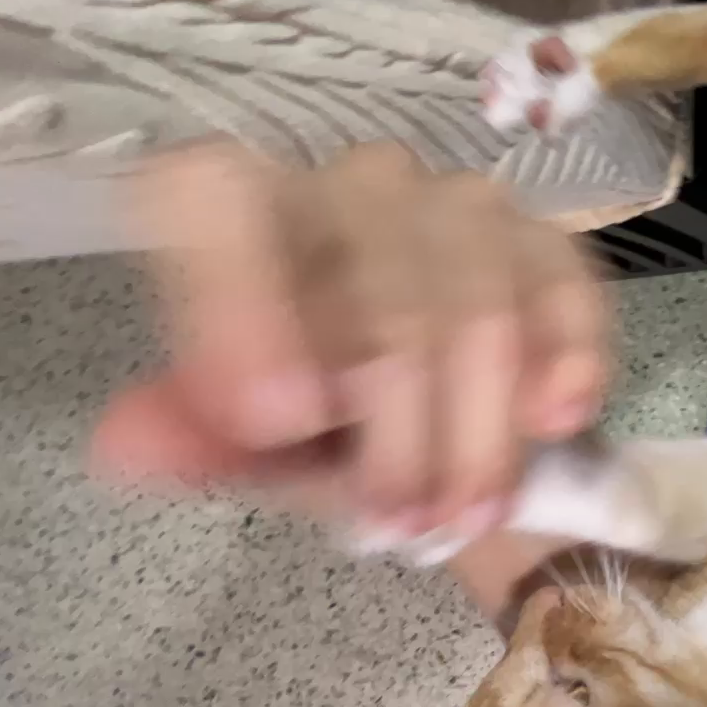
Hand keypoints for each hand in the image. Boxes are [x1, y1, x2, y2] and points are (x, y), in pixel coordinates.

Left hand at [90, 142, 610, 539]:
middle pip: (381, 293)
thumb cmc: (350, 425)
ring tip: (474, 513)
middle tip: (404, 521)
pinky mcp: (557, 250)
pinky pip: (571, 298)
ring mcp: (473, 212)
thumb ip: (206, 441)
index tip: (282, 425)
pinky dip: (569, 364)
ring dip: (482, 431)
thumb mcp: (268, 447)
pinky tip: (556, 422)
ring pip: (483, 310)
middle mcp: (362, 185)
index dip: (243, 308)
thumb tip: (136, 444)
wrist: (466, 427)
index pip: (213, 202)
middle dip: (401, 429)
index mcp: (252, 212)